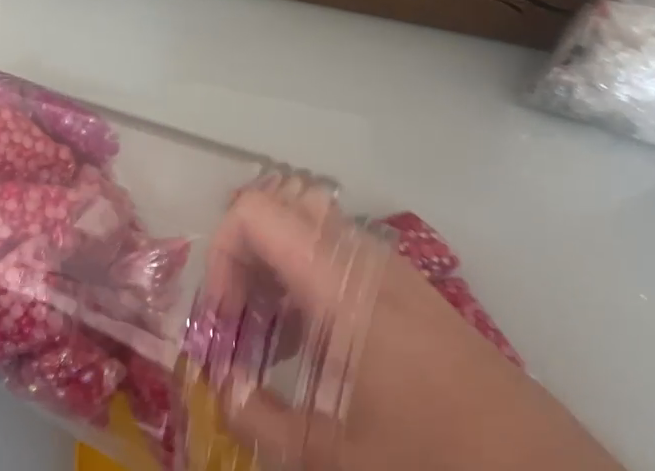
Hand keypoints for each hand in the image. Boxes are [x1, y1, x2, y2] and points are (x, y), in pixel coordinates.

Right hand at [206, 188, 623, 470]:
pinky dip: (307, 281)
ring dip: (275, 268)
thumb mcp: (334, 455)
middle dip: (244, 254)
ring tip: (269, 336)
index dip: (222, 253)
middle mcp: (364, 259)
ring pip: (310, 230)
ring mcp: (392, 270)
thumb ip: (259, 419)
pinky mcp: (412, 290)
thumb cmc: (435, 455)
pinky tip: (314, 346)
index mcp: (339, 282)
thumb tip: (220, 389)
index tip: (222, 315)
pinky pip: (339, 257)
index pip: (255, 212)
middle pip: (280, 208)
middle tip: (239, 316)